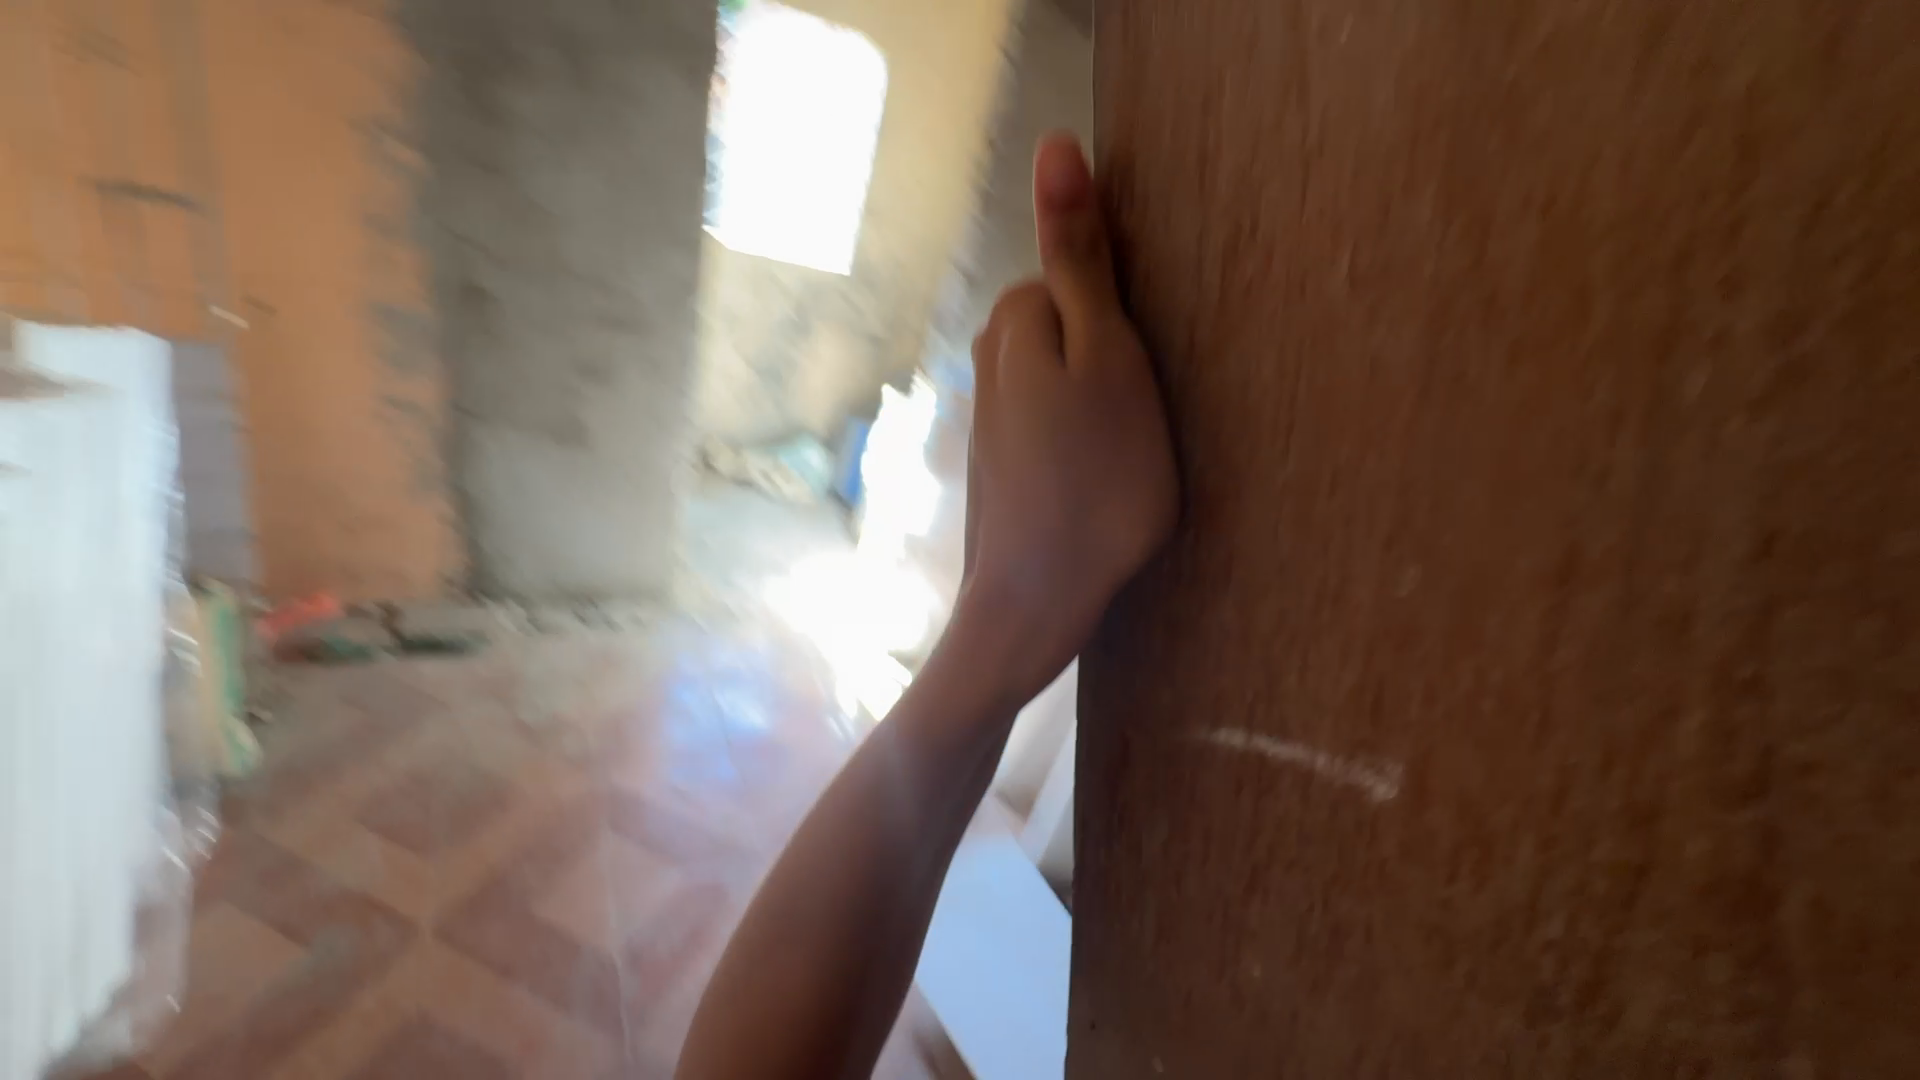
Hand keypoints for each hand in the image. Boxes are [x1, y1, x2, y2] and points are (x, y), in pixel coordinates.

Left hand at [957, 132, 1179, 700]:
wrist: (1038, 598)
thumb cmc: (1093, 477)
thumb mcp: (1107, 354)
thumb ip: (1081, 259)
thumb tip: (1054, 147)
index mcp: (1013, 327)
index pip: (1069, 275)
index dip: (1117, 312)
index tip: (1142, 364)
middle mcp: (989, 365)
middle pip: (1062, 324)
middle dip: (1104, 351)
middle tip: (1139, 411)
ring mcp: (989, 421)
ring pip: (1057, 378)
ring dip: (1095, 401)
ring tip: (1123, 450)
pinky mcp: (998, 465)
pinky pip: (1048, 423)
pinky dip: (1077, 439)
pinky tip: (1094, 476)